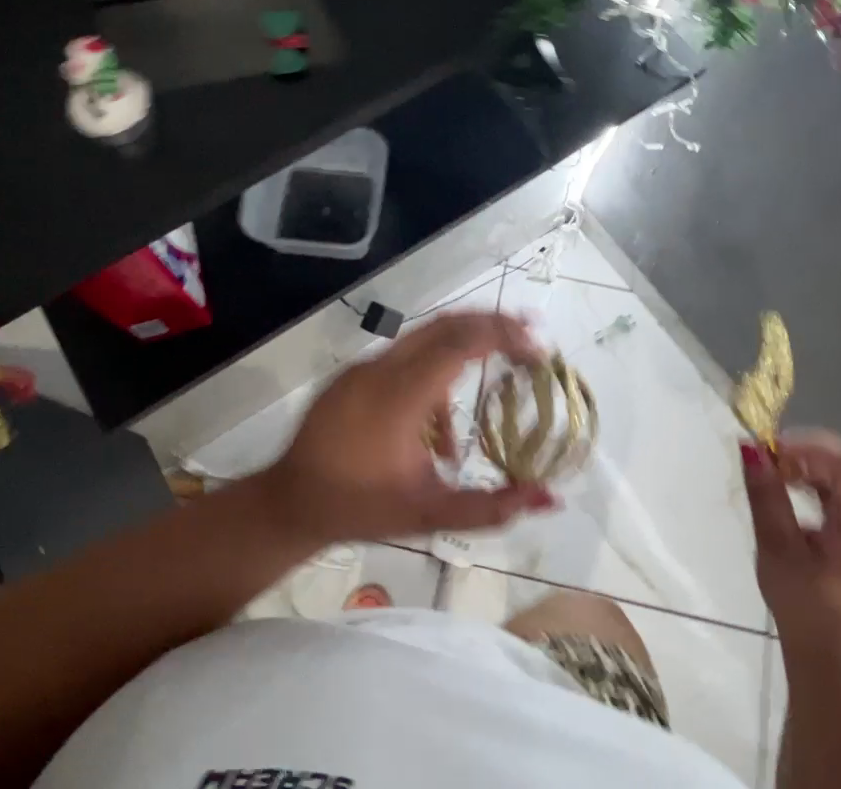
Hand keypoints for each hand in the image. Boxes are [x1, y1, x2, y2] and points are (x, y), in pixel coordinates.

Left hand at [258, 312, 557, 545]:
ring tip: (465, 425)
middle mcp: (380, 370)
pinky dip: (429, 376)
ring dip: (459, 358)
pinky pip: (400, 362)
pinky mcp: (350, 376)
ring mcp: (361, 369)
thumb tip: (550, 498)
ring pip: (423, 342)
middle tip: (528, 338)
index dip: (504, 338)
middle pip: (445, 326)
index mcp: (400, 396)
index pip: (461, 344)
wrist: (289, 503)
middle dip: (490, 325)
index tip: (538, 350)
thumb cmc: (361, 509)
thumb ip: (492, 507)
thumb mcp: (430, 515)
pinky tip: (431, 430)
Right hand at [741, 431, 840, 656]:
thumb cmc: (803, 605)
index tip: (766, 447)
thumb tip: (750, 449)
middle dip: (804, 452)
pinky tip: (786, 488)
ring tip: (771, 472)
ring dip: (806, 465)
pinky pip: (839, 490)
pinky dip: (811, 481)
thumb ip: (767, 496)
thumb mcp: (778, 549)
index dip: (806, 445)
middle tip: (764, 457)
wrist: (826, 653)